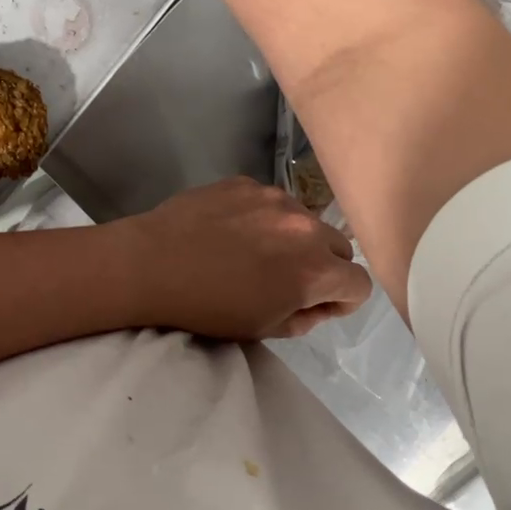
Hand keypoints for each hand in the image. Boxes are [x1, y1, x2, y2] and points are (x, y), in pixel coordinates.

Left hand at [113, 177, 371, 339]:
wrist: (151, 263)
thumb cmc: (208, 306)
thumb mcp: (267, 328)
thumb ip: (307, 314)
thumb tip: (318, 300)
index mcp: (315, 268)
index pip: (359, 283)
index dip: (341, 300)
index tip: (314, 304)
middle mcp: (302, 225)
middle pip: (338, 246)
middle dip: (323, 265)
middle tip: (287, 279)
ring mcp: (272, 197)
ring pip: (304, 218)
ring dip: (293, 236)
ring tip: (255, 251)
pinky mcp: (242, 182)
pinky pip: (269, 201)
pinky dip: (262, 216)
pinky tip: (231, 230)